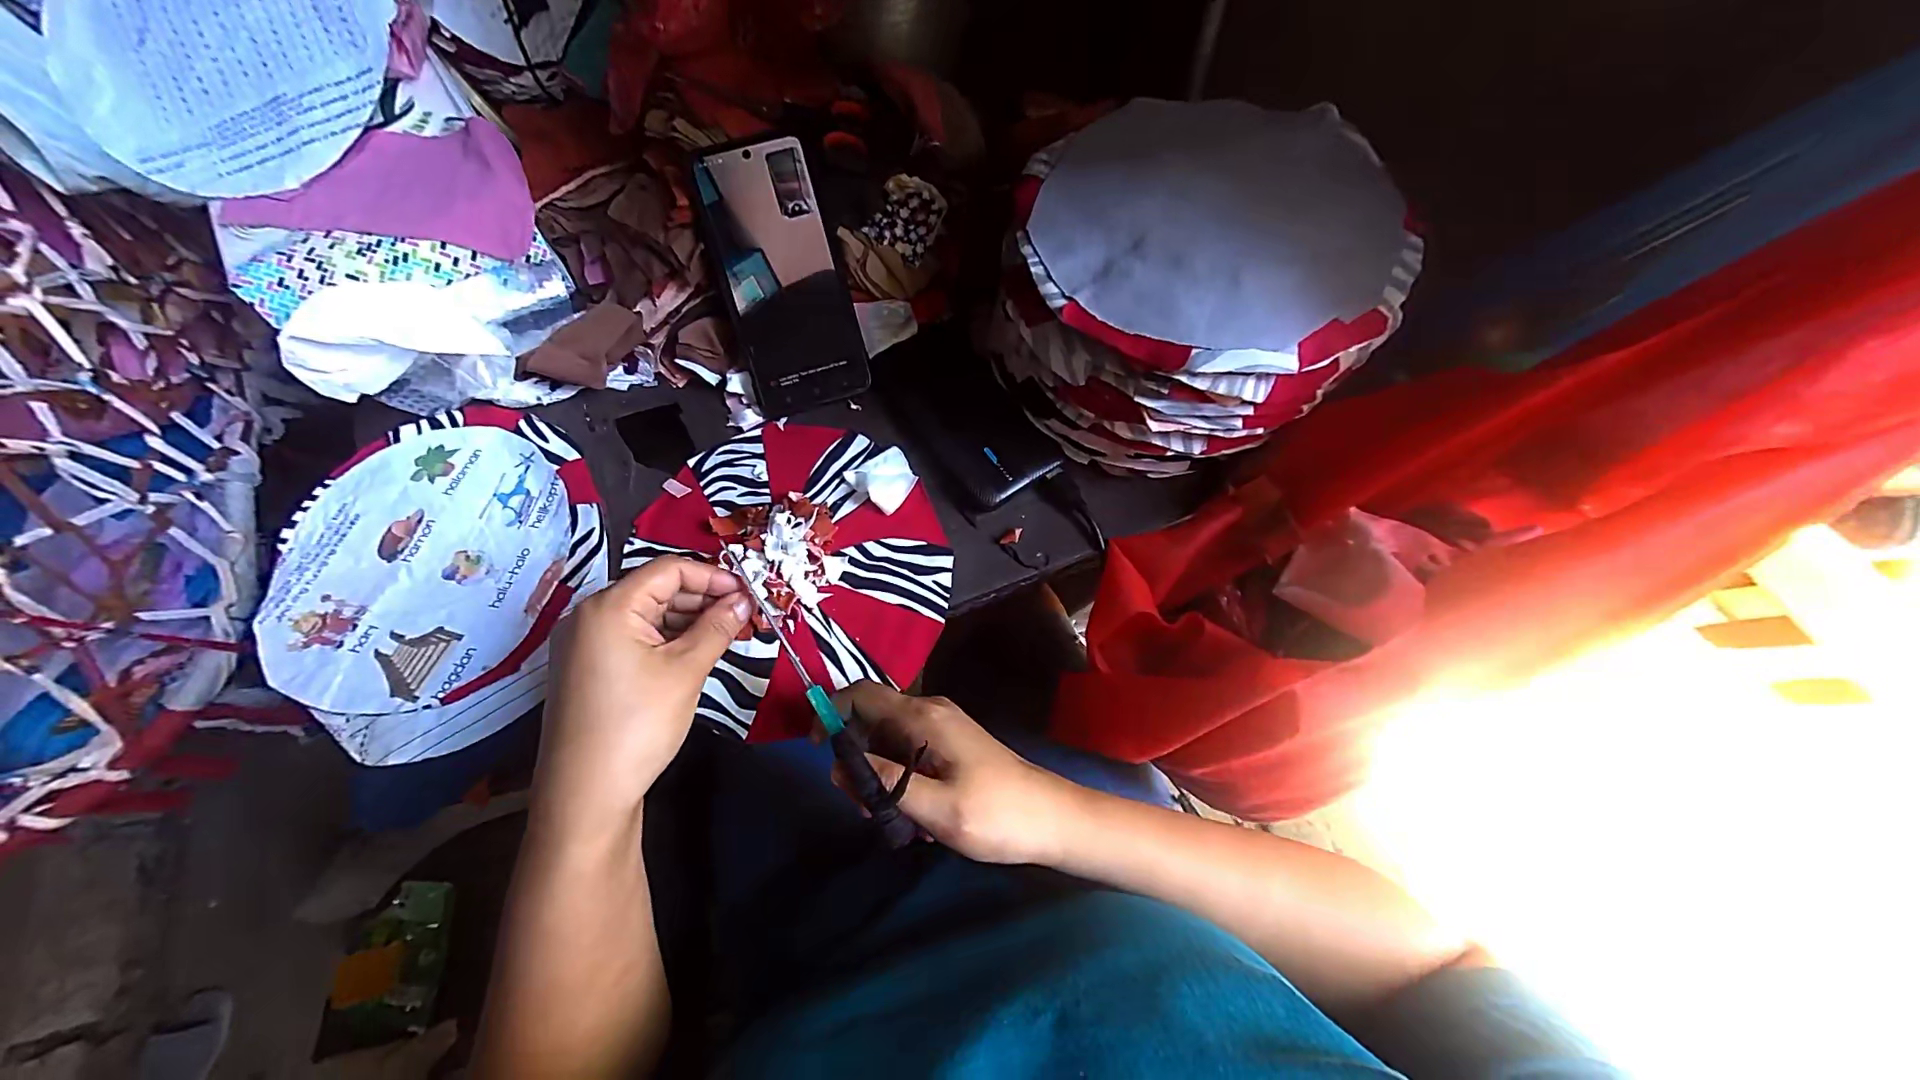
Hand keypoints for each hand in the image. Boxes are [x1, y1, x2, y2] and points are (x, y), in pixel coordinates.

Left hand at [537, 557, 750, 825]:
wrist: (586, 794)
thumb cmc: (637, 725)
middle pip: (657, 589)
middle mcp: (589, 616)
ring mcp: (585, 643)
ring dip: (690, 619)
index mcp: (608, 607)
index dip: (713, 576)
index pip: (668, 570)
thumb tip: (743, 599)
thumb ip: (718, 627)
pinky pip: (636, 637)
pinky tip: (699, 650)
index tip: (748, 590)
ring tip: (729, 633)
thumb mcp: (687, 670)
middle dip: (704, 598)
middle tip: (745, 613)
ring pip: (648, 614)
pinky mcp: (590, 667)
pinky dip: (669, 638)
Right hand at [830, 682, 1082, 865]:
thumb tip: (839, 761)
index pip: (862, 695)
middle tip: (866, 808)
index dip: (831, 714)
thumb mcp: (934, 807)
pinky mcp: (952, 744)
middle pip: (871, 722)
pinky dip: (902, 781)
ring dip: (880, 778)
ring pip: (888, 742)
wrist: (1053, 819)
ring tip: (897, 821)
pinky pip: (909, 753)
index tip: (817, 751)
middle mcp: (931, 712)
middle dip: (856, 762)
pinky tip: (918, 818)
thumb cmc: (996, 815)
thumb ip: (884, 781)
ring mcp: (943, 727)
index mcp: (924, 717)